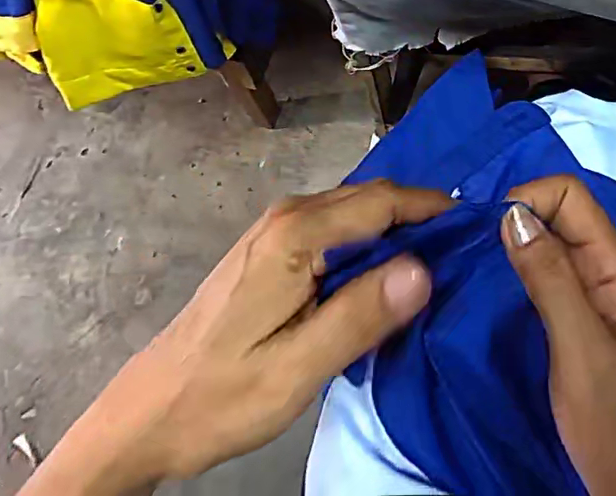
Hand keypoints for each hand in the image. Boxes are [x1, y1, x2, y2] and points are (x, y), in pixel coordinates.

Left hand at [21, 181, 453, 495]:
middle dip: (420, 214)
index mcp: (297, 234)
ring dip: (398, 225)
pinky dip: (373, 235)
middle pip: (373, 196)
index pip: (383, 201)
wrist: (142, 418)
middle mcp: (290, 214)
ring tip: (434, 256)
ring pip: (358, 207)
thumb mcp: (295, 370)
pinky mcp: (275, 242)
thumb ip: (360, 315)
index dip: (432, 209)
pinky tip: (386, 266)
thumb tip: (425, 268)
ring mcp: (279, 225)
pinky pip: (340, 222)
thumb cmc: (219, 397)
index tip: (473, 226)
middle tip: (461, 246)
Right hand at [502, 175, 615, 495]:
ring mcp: (594, 291)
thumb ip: (551, 278)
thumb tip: (513, 213)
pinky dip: (520, 267)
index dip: (530, 198)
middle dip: (518, 215)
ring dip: (515, 240)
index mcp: (615, 263)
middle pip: (561, 212)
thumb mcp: (581, 348)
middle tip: (470, 244)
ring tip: (473, 259)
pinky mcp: (579, 316)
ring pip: (552, 240)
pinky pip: (548, 271)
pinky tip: (493, 283)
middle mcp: (606, 266)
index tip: (486, 228)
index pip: (572, 195)